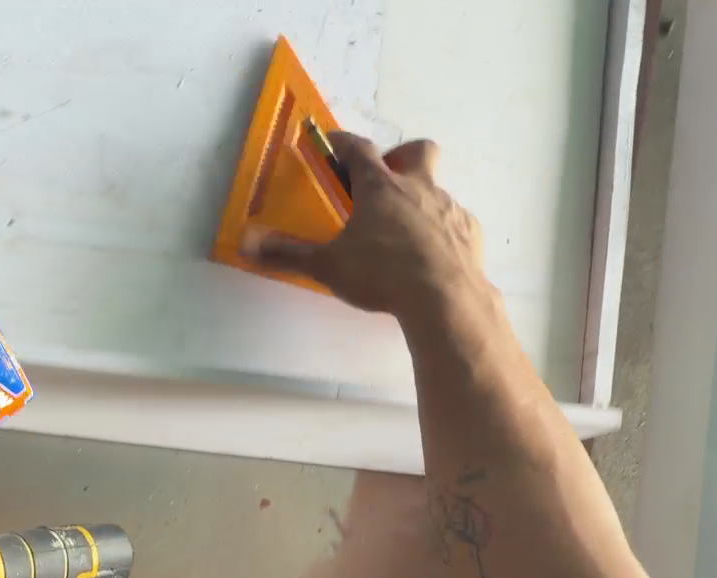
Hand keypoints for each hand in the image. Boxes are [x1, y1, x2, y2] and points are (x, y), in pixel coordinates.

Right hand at [243, 136, 486, 319]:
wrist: (443, 295)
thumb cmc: (381, 273)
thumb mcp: (327, 266)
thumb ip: (288, 254)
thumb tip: (247, 244)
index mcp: (380, 189)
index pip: (359, 151)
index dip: (343, 143)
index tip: (331, 141)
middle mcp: (418, 188)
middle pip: (418, 152)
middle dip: (401, 158)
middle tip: (385, 181)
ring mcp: (449, 208)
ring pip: (436, 191)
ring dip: (418, 203)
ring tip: (400, 236)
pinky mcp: (469, 233)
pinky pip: (452, 224)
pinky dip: (438, 234)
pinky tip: (426, 260)